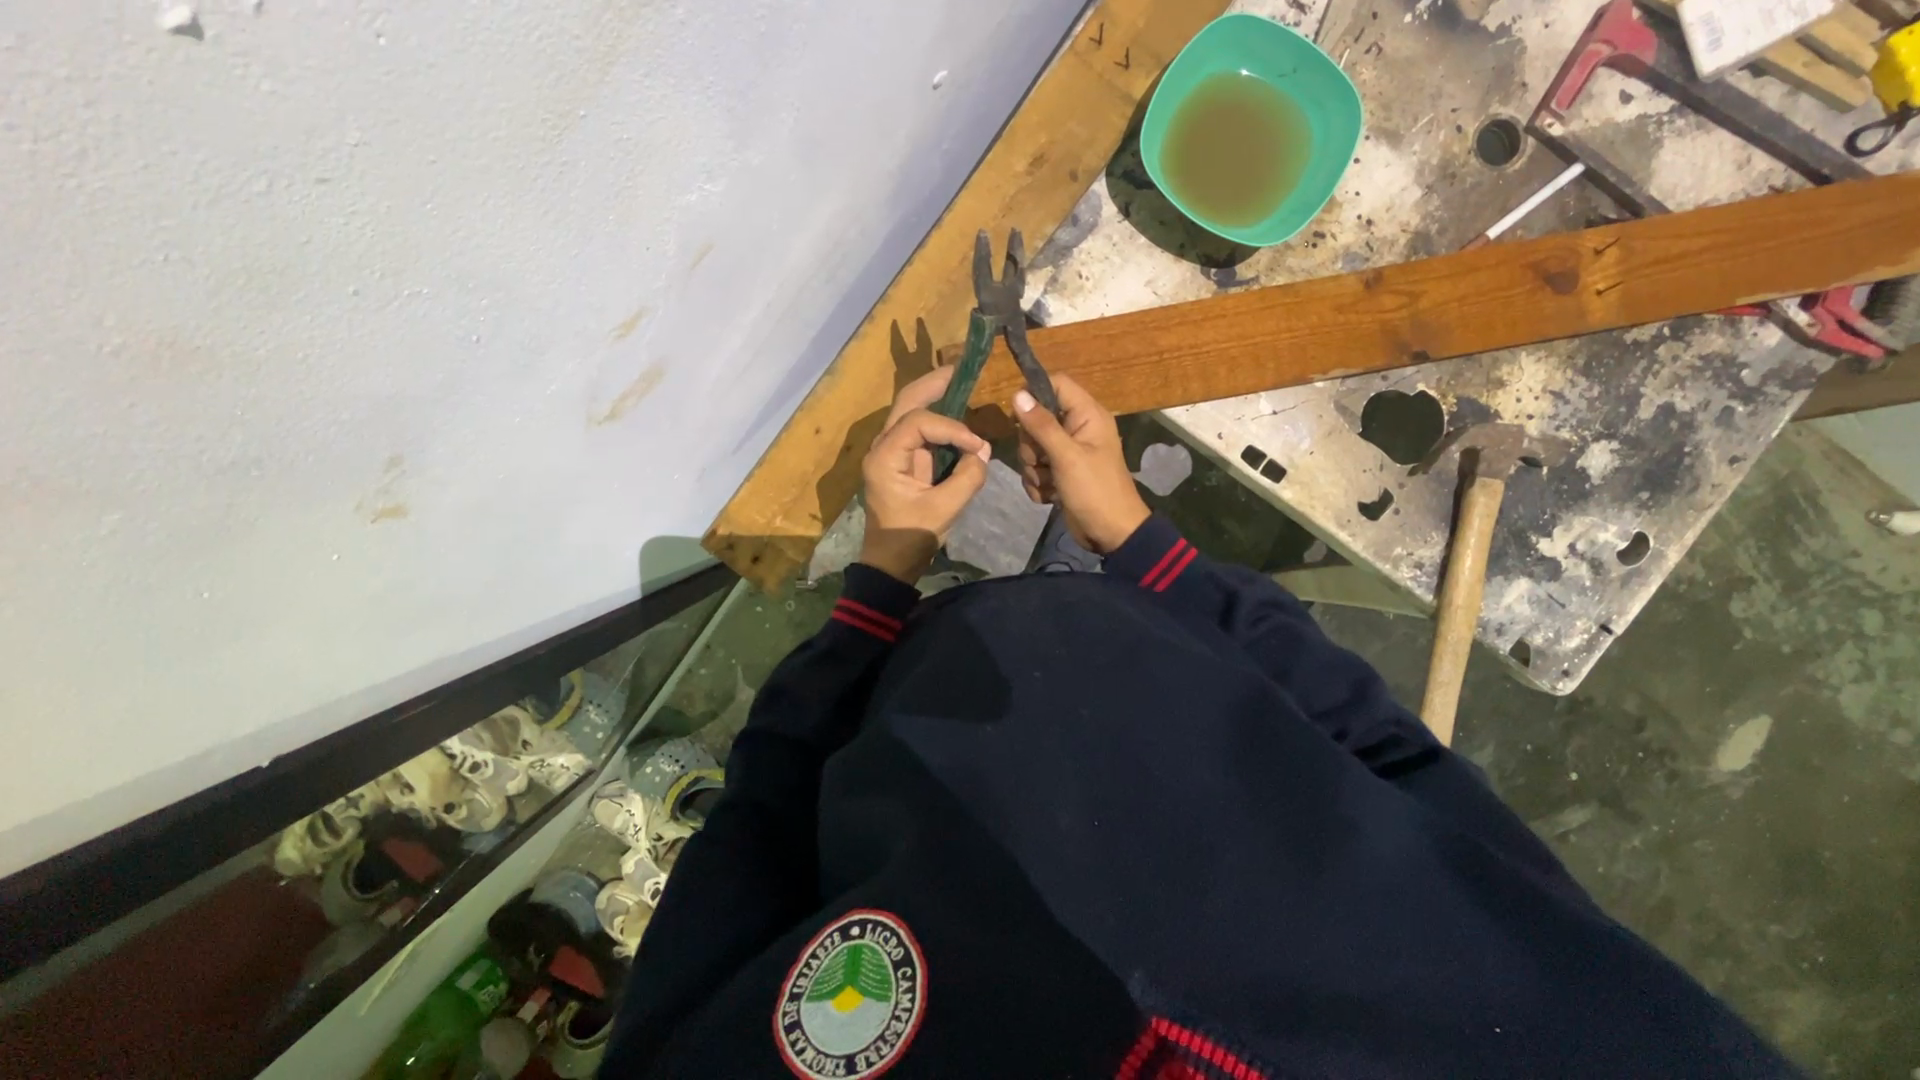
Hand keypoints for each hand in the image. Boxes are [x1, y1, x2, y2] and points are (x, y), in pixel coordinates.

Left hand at [859, 366, 991, 582]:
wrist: (890, 563)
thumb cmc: (911, 537)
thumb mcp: (944, 510)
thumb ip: (967, 478)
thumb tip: (981, 453)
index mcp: (886, 456)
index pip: (920, 422)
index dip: (952, 428)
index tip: (976, 446)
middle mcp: (883, 446)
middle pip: (907, 402)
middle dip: (935, 384)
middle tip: (964, 369)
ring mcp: (890, 452)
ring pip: (908, 411)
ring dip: (934, 395)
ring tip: (962, 381)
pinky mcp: (901, 461)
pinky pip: (917, 428)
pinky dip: (936, 417)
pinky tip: (957, 411)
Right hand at [1014, 375, 1149, 553]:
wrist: (1111, 534)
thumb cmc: (1095, 490)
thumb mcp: (1066, 456)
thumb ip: (1042, 425)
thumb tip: (1017, 394)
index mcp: (1087, 415)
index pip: (1056, 384)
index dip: (1034, 394)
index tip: (1018, 416)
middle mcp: (1078, 429)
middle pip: (1038, 419)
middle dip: (1031, 444)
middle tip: (1041, 461)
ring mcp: (1068, 453)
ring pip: (1033, 448)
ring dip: (1034, 468)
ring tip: (1050, 484)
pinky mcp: (1061, 473)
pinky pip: (1037, 469)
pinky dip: (1038, 483)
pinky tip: (1050, 496)